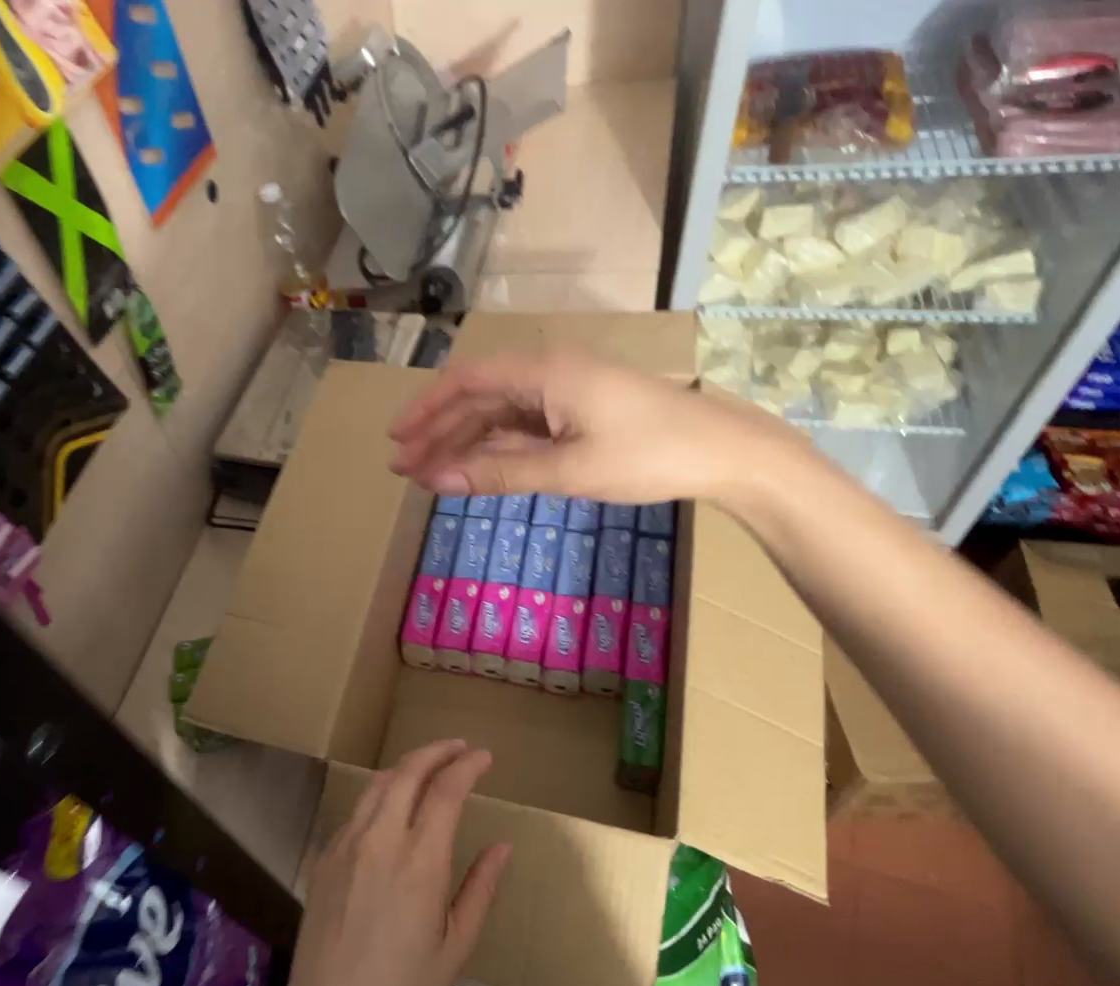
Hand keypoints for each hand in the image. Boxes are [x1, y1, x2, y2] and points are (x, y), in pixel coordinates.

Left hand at [258, 741, 511, 985]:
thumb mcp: (456, 945)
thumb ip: (480, 888)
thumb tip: (503, 846)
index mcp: (418, 863)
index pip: (445, 791)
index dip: (467, 766)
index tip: (485, 756)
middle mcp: (378, 841)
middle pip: (406, 772)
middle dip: (436, 751)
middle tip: (459, 748)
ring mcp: (345, 845)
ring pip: (376, 785)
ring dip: (405, 767)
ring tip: (428, 767)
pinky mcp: (324, 857)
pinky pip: (356, 812)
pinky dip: (380, 795)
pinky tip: (392, 808)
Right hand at [387, 349, 800, 505]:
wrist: (724, 452)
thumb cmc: (648, 455)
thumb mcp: (568, 470)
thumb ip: (499, 473)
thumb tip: (435, 480)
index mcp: (544, 371)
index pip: (467, 381)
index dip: (426, 409)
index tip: (396, 440)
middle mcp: (548, 372)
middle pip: (477, 398)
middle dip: (438, 433)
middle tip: (404, 469)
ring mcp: (563, 392)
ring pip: (498, 414)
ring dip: (463, 443)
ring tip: (429, 475)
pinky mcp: (577, 411)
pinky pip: (522, 426)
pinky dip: (495, 448)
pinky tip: (474, 469)